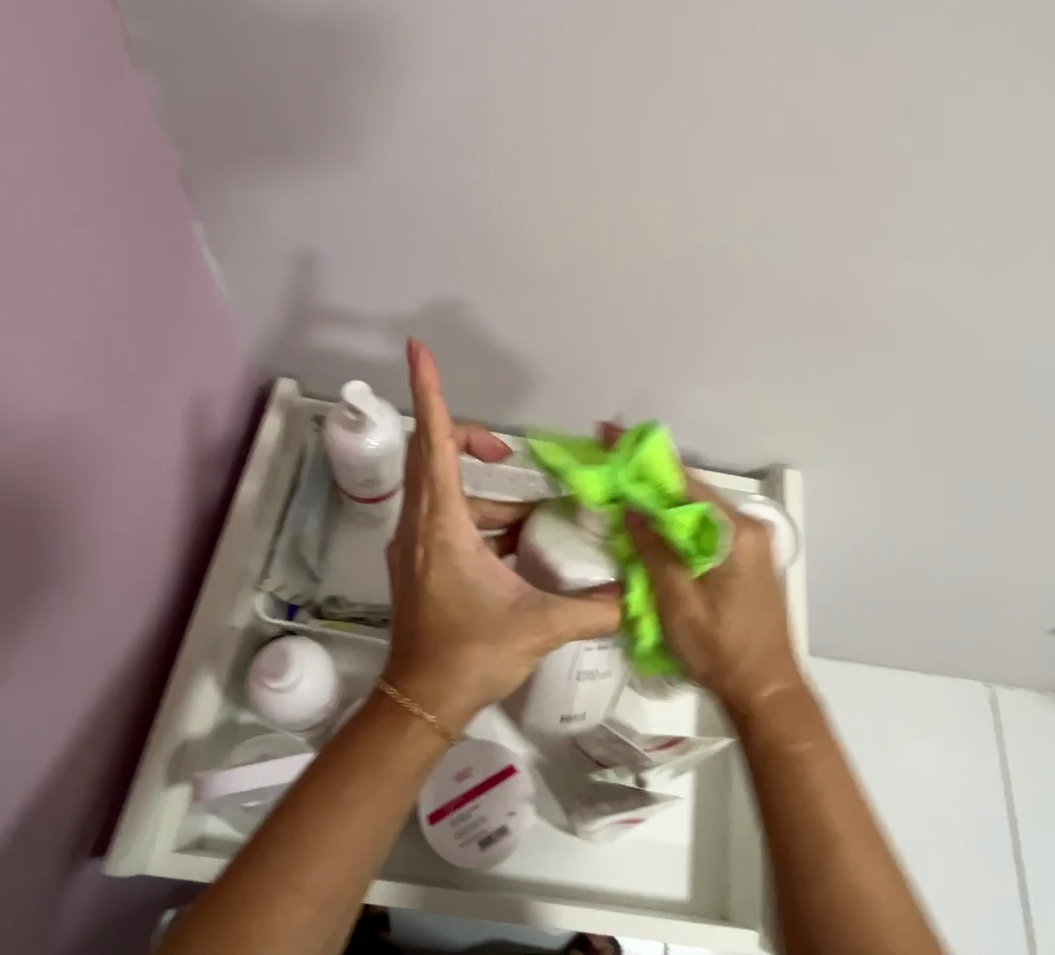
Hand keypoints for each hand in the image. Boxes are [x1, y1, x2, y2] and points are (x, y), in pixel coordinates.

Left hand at [383, 340, 621, 727]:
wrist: (421, 701)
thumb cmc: (470, 655)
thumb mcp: (540, 627)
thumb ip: (594, 606)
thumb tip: (637, 593)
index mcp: (443, 526)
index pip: (435, 444)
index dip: (430, 393)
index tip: (419, 352)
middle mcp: (422, 525)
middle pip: (436, 456)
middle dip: (472, 440)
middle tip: (509, 447)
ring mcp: (417, 544)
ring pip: (449, 494)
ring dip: (492, 497)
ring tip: (539, 519)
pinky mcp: (422, 563)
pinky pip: (452, 521)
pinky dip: (486, 523)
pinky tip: (522, 546)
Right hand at [624, 476, 804, 716]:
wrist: (767, 691)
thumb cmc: (720, 651)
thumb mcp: (676, 602)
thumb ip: (653, 549)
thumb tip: (631, 508)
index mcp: (735, 533)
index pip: (683, 481)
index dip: (643, 458)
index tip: (611, 434)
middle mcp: (748, 527)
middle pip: (691, 489)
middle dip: (649, 474)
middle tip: (608, 459)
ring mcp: (752, 541)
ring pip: (697, 506)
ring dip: (661, 497)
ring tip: (622, 485)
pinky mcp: (748, 556)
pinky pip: (706, 525)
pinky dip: (677, 519)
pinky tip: (651, 519)